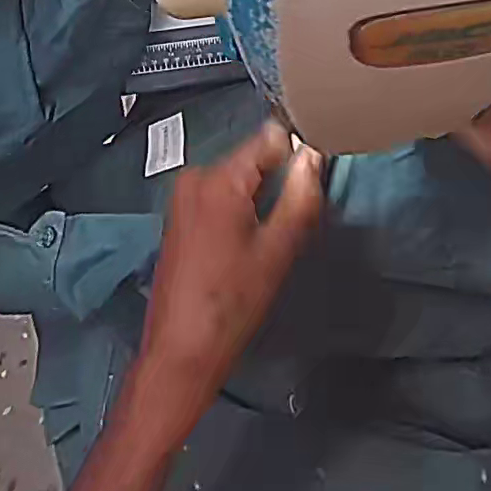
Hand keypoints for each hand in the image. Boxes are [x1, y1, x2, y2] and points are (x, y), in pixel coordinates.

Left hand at [137, 122, 324, 422]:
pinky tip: (243, 245)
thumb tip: (312, 156)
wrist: (181, 351)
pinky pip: (219, 194)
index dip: (296, 154)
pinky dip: (238, 209)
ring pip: (237, 178)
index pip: (269, 139)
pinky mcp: (178, 214)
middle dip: (276, 181)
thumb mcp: (277, 249)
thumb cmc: (232, 302)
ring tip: (266, 239)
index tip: (311, 181)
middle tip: (288, 222)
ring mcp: (182, 196)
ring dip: (259, 198)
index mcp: (218, 179)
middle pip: (252, 159)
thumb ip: (301, 196)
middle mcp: (195, 177)